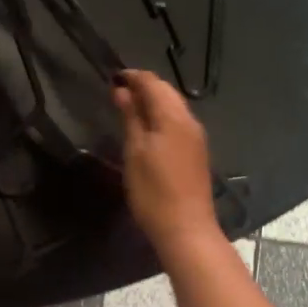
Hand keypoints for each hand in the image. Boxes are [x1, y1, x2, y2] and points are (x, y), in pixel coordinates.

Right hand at [113, 69, 219, 255]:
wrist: (187, 229)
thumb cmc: (154, 191)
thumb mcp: (134, 151)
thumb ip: (130, 117)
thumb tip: (122, 90)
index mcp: (173, 117)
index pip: (153, 82)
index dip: (132, 76)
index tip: (111, 78)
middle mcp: (189, 121)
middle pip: (166, 92)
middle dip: (143, 86)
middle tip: (117, 92)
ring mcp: (196, 137)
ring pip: (173, 106)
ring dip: (152, 101)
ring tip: (128, 108)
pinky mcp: (196, 152)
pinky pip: (178, 122)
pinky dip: (161, 116)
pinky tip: (147, 128)